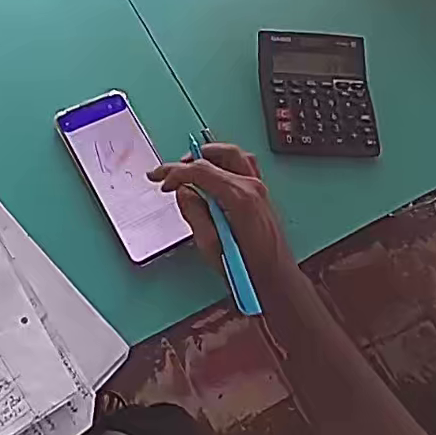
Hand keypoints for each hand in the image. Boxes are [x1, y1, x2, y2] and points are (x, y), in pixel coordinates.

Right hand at [147, 142, 293, 274]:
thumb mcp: (210, 244)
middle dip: (190, 159)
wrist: (275, 279)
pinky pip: (244, 165)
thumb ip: (194, 212)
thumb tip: (183, 191)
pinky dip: (225, 162)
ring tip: (190, 166)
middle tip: (170, 171)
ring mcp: (260, 189)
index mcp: (239, 198)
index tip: (160, 179)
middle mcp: (252, 187)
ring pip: (233, 155)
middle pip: (218, 156)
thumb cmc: (247, 269)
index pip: (201, 170)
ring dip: (210, 155)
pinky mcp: (261, 194)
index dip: (175, 172)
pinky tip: (214, 172)